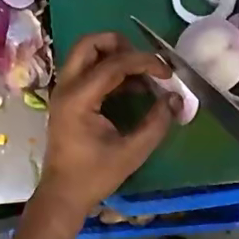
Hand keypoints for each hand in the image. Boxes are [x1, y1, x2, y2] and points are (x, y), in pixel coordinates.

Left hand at [35, 32, 178, 214]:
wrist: (63, 194)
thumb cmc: (94, 175)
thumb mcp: (132, 153)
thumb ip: (156, 123)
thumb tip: (175, 98)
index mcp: (78, 99)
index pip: (113, 64)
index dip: (144, 62)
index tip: (167, 73)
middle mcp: (67, 87)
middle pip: (89, 43)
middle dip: (121, 44)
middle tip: (146, 62)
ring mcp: (64, 91)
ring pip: (87, 53)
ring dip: (115, 56)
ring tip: (144, 76)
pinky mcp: (68, 98)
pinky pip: (88, 70)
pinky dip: (110, 70)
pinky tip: (133, 88)